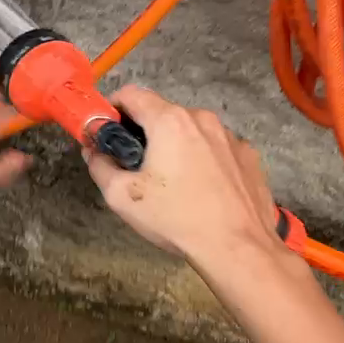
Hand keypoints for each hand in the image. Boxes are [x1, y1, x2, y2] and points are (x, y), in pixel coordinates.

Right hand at [83, 85, 295, 272]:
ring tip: (172, 180)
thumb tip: (94, 152)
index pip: (131, 94)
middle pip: (162, 112)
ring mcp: (230, 136)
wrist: (239, 249)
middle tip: (135, 163)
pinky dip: (202, 158)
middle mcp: (201, 119)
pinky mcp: (249, 155)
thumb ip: (99, 166)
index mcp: (169, 121)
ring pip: (190, 129)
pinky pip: (215, 146)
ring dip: (175, 144)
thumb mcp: (120, 196)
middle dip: (144, 131)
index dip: (112, 108)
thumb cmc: (176, 218)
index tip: (107, 131)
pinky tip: (202, 188)